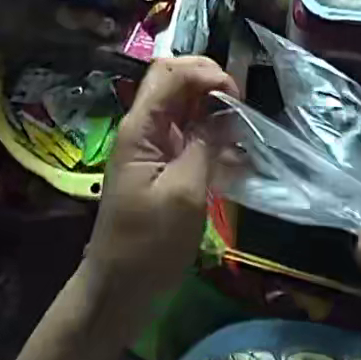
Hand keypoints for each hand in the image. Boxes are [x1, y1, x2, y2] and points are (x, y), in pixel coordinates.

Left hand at [83, 58, 237, 308]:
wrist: (119, 286)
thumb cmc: (149, 243)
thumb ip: (205, 145)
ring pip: (181, 106)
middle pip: (173, 82)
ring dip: (211, 107)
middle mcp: (142, 127)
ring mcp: (150, 145)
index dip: (205, 73)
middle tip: (240, 106)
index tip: (237, 96)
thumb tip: (228, 110)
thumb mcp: (185, 194)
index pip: (169, 74)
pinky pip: (185, 134)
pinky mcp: (159, 165)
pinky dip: (208, 133)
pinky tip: (231, 149)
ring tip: (241, 126)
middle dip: (208, 83)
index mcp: (140, 127)